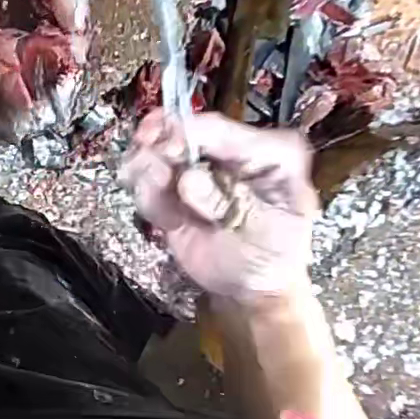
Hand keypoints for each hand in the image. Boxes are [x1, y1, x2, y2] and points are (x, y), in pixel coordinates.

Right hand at [121, 111, 320, 302]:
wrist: (253, 289)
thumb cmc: (272, 257)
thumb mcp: (262, 230)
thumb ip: (225, 202)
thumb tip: (188, 180)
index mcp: (266, 151)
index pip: (217, 129)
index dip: (185, 134)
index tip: (165, 150)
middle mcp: (230, 154)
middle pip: (180, 134)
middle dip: (157, 151)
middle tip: (147, 171)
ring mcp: (198, 171)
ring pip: (157, 156)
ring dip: (147, 175)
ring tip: (154, 198)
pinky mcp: (174, 193)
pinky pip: (148, 185)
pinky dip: (147, 198)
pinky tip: (165, 218)